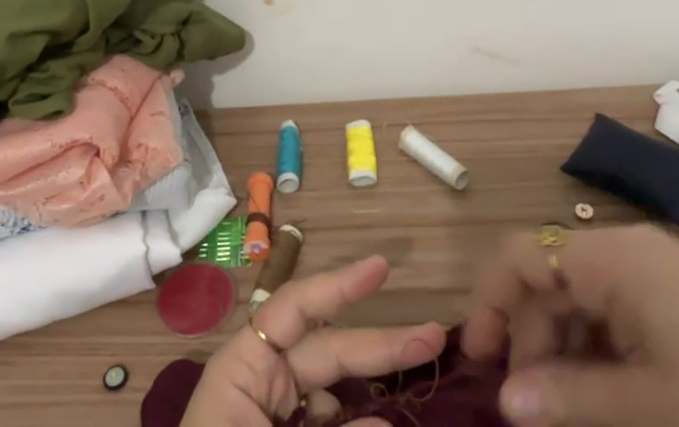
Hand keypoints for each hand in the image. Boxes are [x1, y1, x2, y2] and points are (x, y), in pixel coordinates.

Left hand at [181, 256, 445, 426]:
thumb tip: (388, 426)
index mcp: (243, 370)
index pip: (294, 310)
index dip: (339, 285)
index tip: (382, 267)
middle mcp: (260, 383)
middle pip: (328, 351)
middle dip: (380, 344)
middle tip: (435, 338)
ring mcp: (274, 416)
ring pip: (334, 393)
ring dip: (373, 388)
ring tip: (420, 377)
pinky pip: (327, 421)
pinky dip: (356, 421)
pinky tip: (382, 420)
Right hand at [463, 225, 678, 426]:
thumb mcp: (650, 408)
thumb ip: (567, 399)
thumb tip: (504, 401)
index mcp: (615, 258)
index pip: (522, 256)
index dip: (490, 304)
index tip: (476, 363)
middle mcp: (633, 251)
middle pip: (550, 277)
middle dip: (530, 337)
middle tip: (530, 407)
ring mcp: (666, 273)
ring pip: (585, 299)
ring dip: (566, 349)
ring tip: (570, 409)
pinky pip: (623, 314)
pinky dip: (603, 351)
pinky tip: (614, 398)